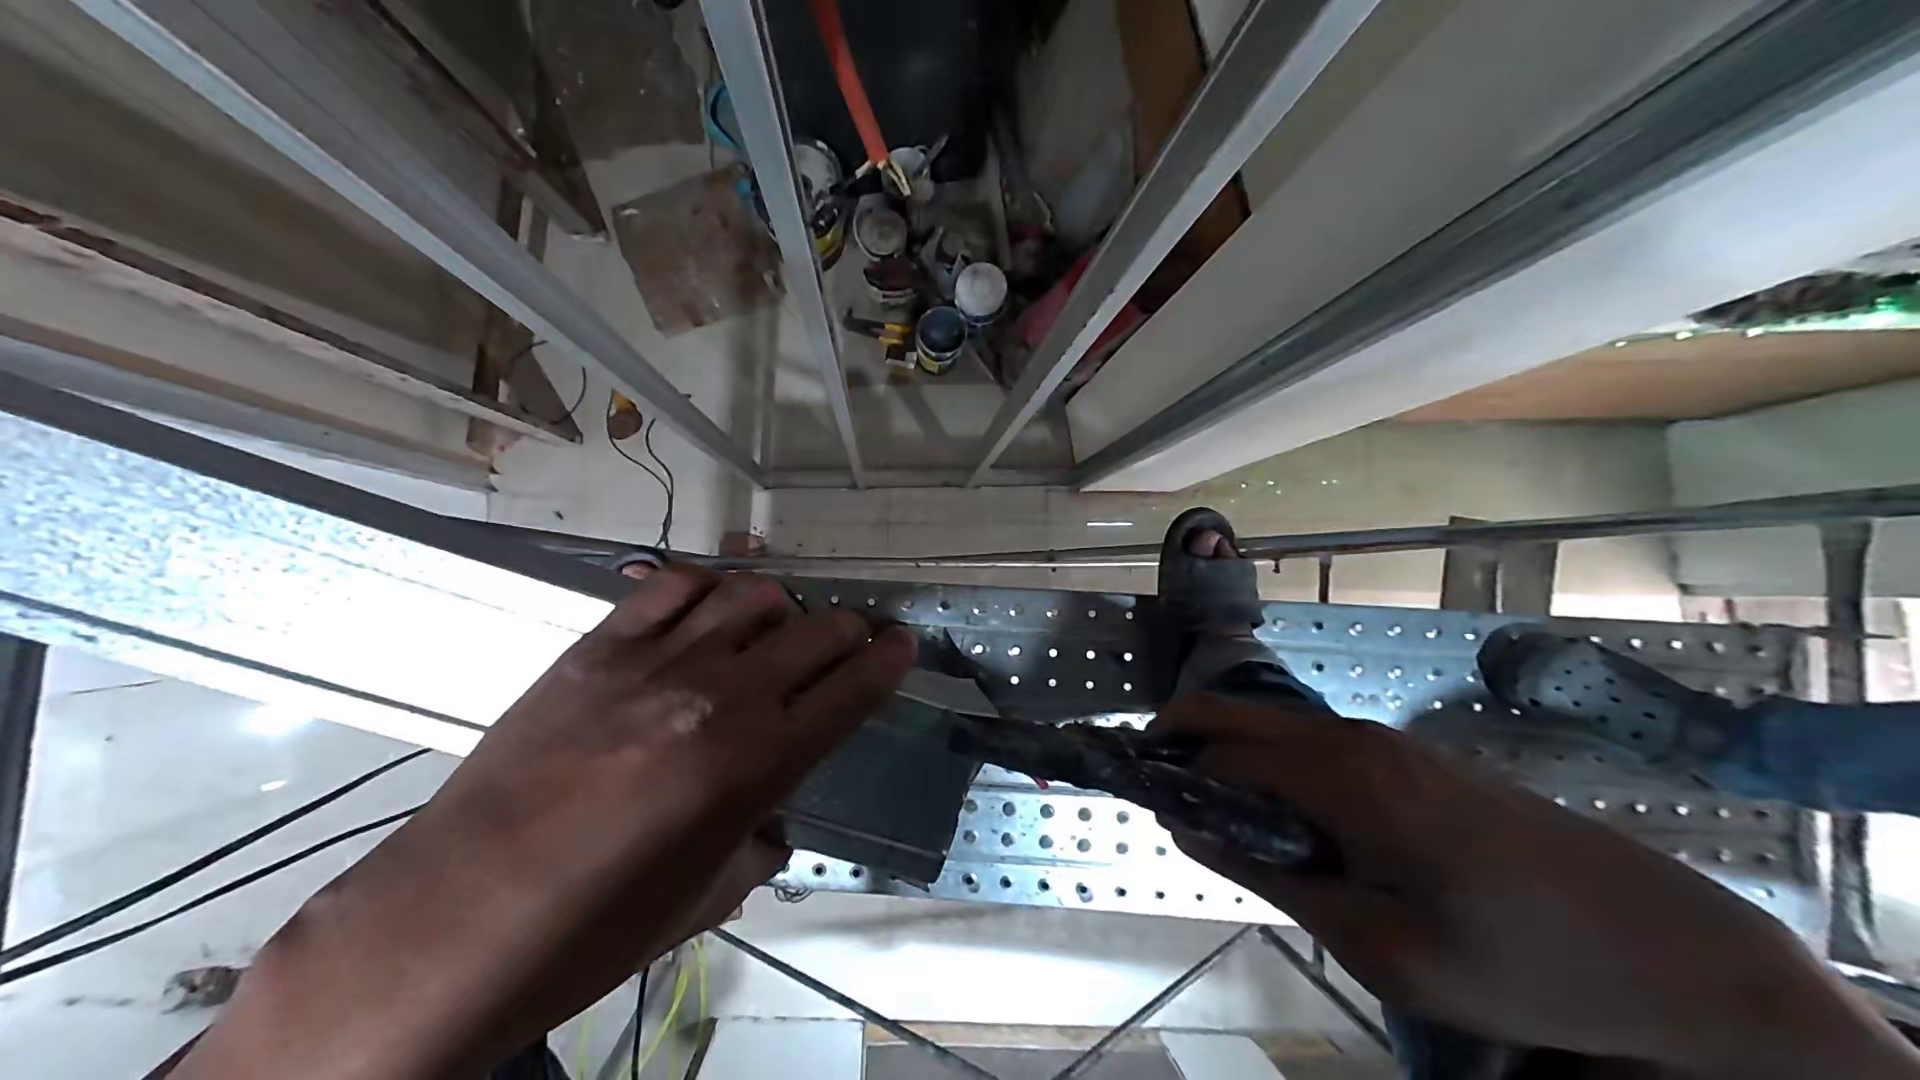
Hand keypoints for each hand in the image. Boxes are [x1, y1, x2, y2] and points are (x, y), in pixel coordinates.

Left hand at [174, 564, 916, 1079]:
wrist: (456, 917)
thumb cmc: (597, 927)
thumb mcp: (707, 898)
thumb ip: (758, 842)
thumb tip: (770, 816)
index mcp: (760, 764)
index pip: (852, 691)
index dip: (888, 661)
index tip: (903, 643)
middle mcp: (723, 697)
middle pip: (816, 634)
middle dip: (848, 633)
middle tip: (847, 642)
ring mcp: (659, 664)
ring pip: (750, 596)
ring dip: (780, 606)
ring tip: (775, 625)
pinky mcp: (598, 648)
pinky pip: (669, 588)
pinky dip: (702, 587)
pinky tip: (706, 605)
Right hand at [1153, 695, 1919, 1078]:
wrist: (1672, 949)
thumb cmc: (1519, 959)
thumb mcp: (1382, 944)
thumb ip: (1273, 876)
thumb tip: (1189, 830)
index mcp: (1344, 777)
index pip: (1221, 754)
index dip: (1172, 772)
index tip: (1145, 801)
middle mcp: (1356, 740)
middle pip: (1240, 717)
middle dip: (1184, 736)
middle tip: (1158, 786)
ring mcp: (1389, 744)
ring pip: (1277, 730)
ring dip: (1232, 757)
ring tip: (1222, 820)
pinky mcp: (1414, 758)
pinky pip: (1318, 747)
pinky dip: (1277, 768)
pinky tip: (1291, 822)